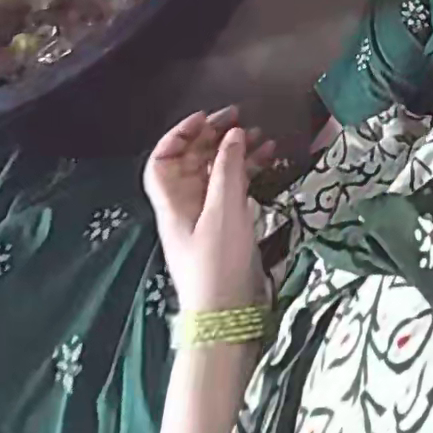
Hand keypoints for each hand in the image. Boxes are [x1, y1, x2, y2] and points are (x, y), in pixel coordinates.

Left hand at [143, 107, 276, 312]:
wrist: (228, 316)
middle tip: (239, 116)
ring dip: (236, 149)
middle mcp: (187, 203)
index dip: (179, 135)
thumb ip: (228, 169)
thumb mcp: (224, 212)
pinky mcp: (228, 222)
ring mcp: (208, 213)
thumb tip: (232, 133)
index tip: (204, 118)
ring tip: (260, 133)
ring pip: (218, 170)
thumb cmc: (218, 263)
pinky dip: (250, 167)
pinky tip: (269, 155)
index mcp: (174, 201)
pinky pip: (235, 184)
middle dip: (214, 135)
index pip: (163, 160)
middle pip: (193, 160)